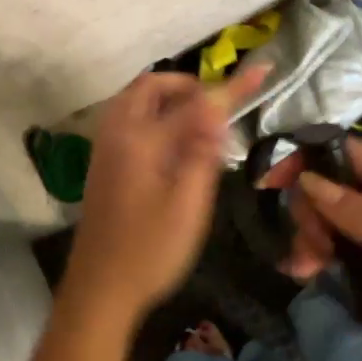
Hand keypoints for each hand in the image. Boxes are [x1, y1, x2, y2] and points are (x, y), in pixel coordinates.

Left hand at [65, 66, 268, 313]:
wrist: (99, 290)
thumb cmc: (149, 252)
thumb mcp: (188, 205)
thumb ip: (202, 151)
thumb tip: (217, 108)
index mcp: (140, 140)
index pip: (194, 102)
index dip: (230, 87)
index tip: (262, 70)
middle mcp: (117, 135)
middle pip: (151, 87)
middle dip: (187, 86)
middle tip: (218, 105)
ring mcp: (105, 151)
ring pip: (135, 103)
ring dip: (168, 99)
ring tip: (201, 121)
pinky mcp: (103, 168)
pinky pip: (128, 122)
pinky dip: (154, 116)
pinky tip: (175, 144)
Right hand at [264, 139, 361, 360]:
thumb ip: (358, 214)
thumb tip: (308, 180)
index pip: (345, 152)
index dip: (305, 159)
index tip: (268, 184)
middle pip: (331, 187)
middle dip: (308, 213)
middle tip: (309, 251)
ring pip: (332, 218)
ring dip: (311, 238)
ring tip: (305, 272)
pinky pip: (342, 245)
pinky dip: (322, 256)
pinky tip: (308, 275)